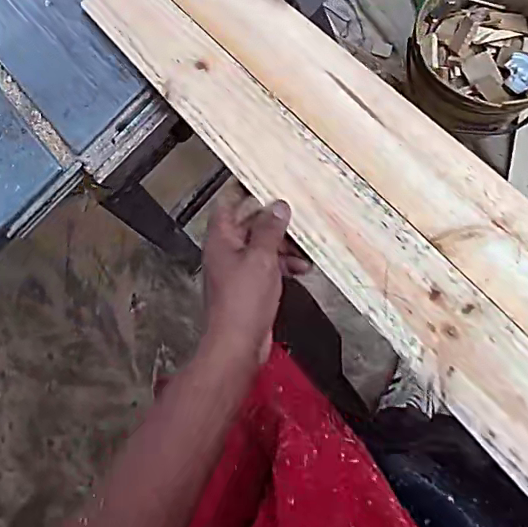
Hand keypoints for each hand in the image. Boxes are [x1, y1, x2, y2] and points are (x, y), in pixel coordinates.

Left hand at [200, 192, 308, 365]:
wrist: (238, 346)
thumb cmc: (242, 302)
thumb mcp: (262, 258)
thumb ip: (270, 229)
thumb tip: (278, 207)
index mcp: (221, 238)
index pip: (229, 203)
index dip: (244, 189)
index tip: (265, 179)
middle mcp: (227, 250)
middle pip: (250, 223)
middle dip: (274, 219)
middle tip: (296, 213)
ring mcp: (238, 268)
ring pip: (262, 244)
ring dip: (284, 244)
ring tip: (306, 246)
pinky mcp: (250, 285)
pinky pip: (268, 264)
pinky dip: (284, 263)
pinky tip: (302, 267)